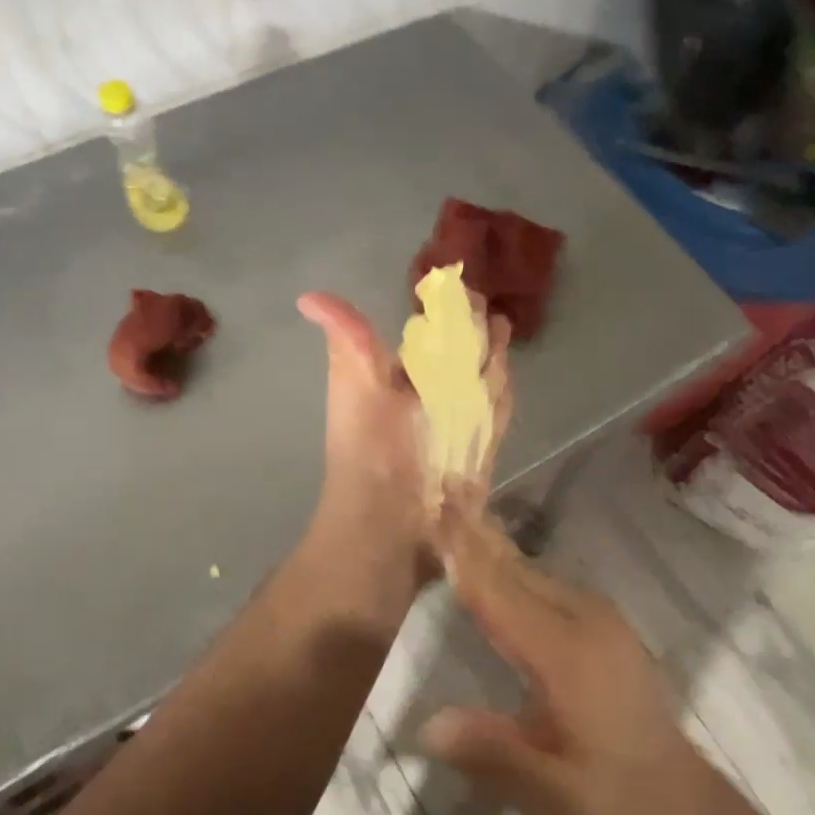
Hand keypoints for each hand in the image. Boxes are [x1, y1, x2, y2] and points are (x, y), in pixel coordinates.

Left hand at [296, 293, 510, 554]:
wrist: (387, 522)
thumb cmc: (368, 449)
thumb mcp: (355, 385)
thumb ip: (348, 338)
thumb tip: (307, 296)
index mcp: (395, 380)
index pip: (426, 338)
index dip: (444, 314)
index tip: (461, 292)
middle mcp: (425, 400)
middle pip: (459, 358)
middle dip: (476, 335)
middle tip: (491, 313)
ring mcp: (454, 426)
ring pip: (480, 384)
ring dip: (493, 361)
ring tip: (503, 332)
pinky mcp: (477, 453)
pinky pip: (494, 417)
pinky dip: (501, 397)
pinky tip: (507, 377)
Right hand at [419, 502, 715, 814]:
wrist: (686, 807)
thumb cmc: (614, 801)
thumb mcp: (553, 794)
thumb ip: (493, 754)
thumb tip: (428, 724)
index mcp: (567, 655)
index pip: (501, 594)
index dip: (465, 553)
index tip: (436, 510)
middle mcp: (585, 623)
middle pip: (518, 569)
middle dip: (478, 531)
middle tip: (445, 485)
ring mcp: (602, 622)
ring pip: (536, 573)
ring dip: (497, 544)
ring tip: (463, 511)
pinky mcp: (608, 630)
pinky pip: (551, 585)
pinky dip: (517, 567)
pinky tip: (502, 563)